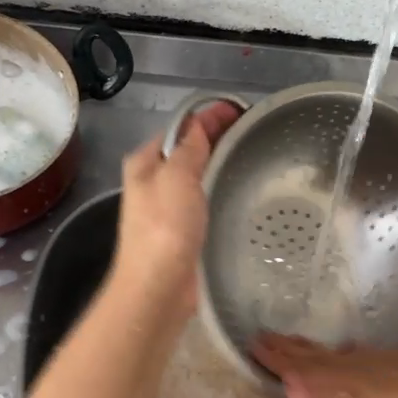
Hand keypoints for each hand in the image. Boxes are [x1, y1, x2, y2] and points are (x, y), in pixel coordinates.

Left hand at [112, 101, 241, 312]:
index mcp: (145, 164)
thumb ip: (189, 149)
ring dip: (219, 167)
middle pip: (187, 151)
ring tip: (252, 161)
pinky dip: (220, 192)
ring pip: (197, 177)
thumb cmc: (164, 229)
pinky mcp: (182, 234)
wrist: (157, 288)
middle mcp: (152, 183)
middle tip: (253, 133)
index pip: (179, 129)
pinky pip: (204, 202)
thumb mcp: (177, 178)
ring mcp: (167, 210)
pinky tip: (240, 197)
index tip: (240, 109)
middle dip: (216, 139)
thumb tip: (198, 127)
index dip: (207, 116)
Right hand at [251, 334, 397, 397]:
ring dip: (307, 348)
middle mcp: (352, 362)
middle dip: (287, 348)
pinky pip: (351, 353)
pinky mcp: (392, 362)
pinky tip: (344, 354)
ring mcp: (373, 360)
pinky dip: (335, 353)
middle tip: (264, 338)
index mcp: (340, 377)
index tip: (253, 346)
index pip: (300, 366)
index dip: (277, 359)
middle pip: (313, 355)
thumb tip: (289, 385)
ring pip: (331, 352)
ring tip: (293, 343)